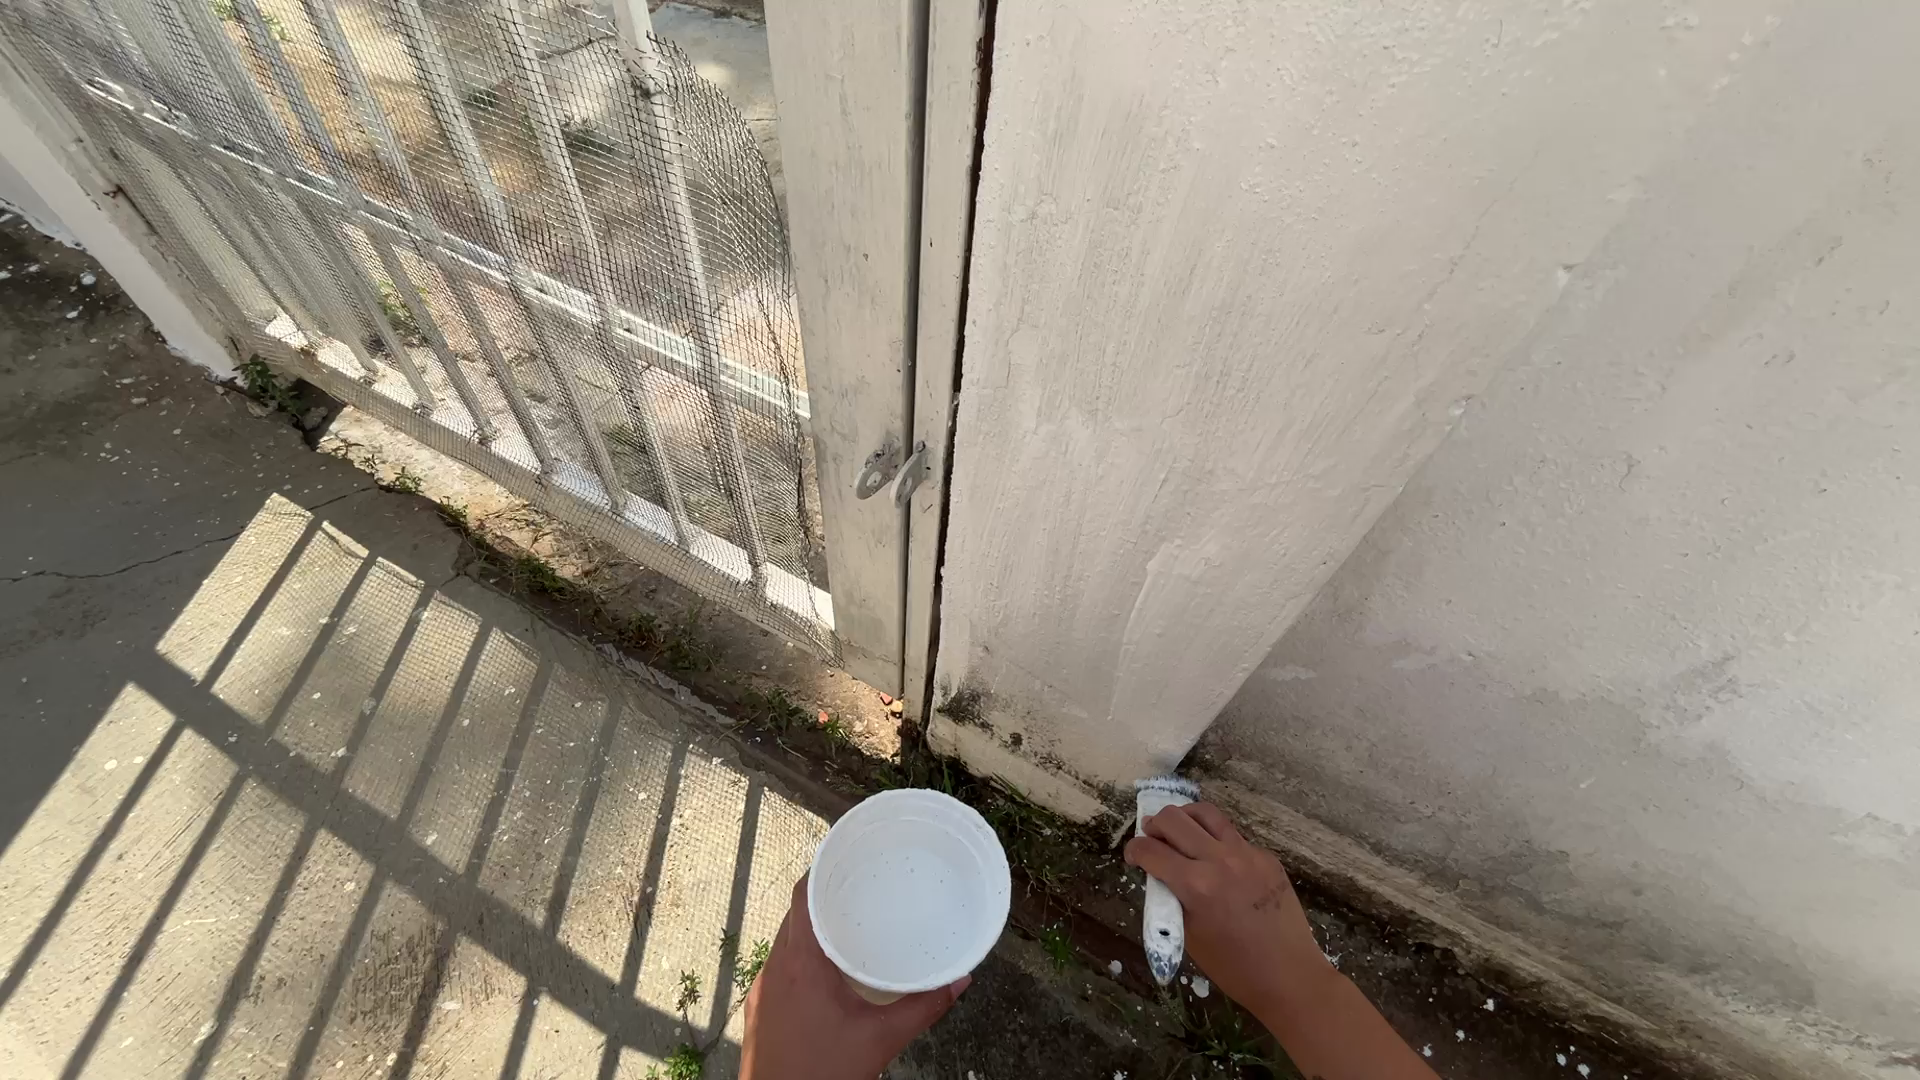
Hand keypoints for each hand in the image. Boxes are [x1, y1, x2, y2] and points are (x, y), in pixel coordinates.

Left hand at [739, 874, 970, 1079]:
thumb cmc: (821, 1076)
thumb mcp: (879, 1041)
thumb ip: (921, 1007)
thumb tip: (960, 980)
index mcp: (800, 961)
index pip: (802, 894)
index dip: (822, 869)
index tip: (848, 856)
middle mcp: (774, 967)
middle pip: (796, 913)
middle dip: (826, 896)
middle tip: (860, 885)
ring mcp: (762, 990)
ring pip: (786, 939)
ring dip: (813, 926)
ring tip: (848, 922)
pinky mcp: (759, 1011)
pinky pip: (780, 964)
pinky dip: (802, 954)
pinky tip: (828, 969)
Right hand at [1123, 802, 1332, 1018]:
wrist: (1292, 979)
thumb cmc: (1234, 967)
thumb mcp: (1189, 934)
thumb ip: (1171, 895)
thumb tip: (1159, 871)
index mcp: (1196, 884)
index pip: (1151, 850)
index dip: (1133, 850)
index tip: (1132, 856)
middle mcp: (1220, 860)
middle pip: (1173, 818)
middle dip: (1154, 826)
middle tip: (1152, 840)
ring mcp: (1247, 854)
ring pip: (1205, 813)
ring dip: (1184, 819)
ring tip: (1178, 832)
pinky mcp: (1266, 856)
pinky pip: (1232, 836)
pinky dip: (1216, 841)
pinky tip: (1217, 862)